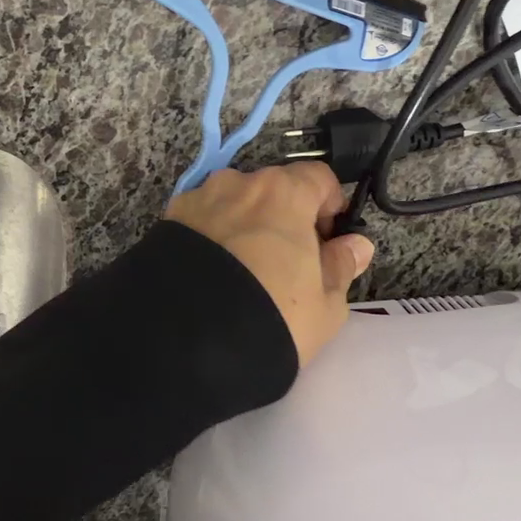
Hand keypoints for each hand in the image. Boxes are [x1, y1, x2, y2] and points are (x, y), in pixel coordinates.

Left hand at [164, 164, 373, 366]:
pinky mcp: (164, 225)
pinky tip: (210, 277)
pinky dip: (210, 240)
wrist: (184, 342)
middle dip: (282, 218)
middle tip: (287, 264)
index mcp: (282, 192)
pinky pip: (199, 225)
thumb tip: (355, 245)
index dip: (328, 206)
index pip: (317, 178)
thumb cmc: (269, 318)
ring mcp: (195, 202)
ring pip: (231, 206)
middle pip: (271, 190)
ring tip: (244, 274)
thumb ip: (341, 267)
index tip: (328, 239)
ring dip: (243, 227)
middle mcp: (236, 185)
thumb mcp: (324, 305)